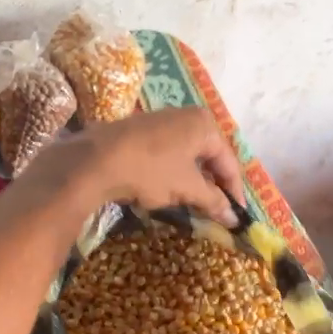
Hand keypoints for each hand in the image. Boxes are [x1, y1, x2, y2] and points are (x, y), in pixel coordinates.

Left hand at [24, 107, 244, 222]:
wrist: (95, 160)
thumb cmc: (151, 169)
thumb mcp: (187, 187)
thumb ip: (213, 200)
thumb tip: (234, 217)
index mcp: (204, 124)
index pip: (228, 162)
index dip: (234, 191)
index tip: (237, 215)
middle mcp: (184, 116)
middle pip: (207, 156)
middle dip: (212, 185)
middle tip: (216, 211)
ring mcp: (158, 121)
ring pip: (184, 156)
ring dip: (191, 181)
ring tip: (192, 204)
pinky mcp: (136, 132)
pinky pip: (164, 155)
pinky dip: (170, 173)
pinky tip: (164, 191)